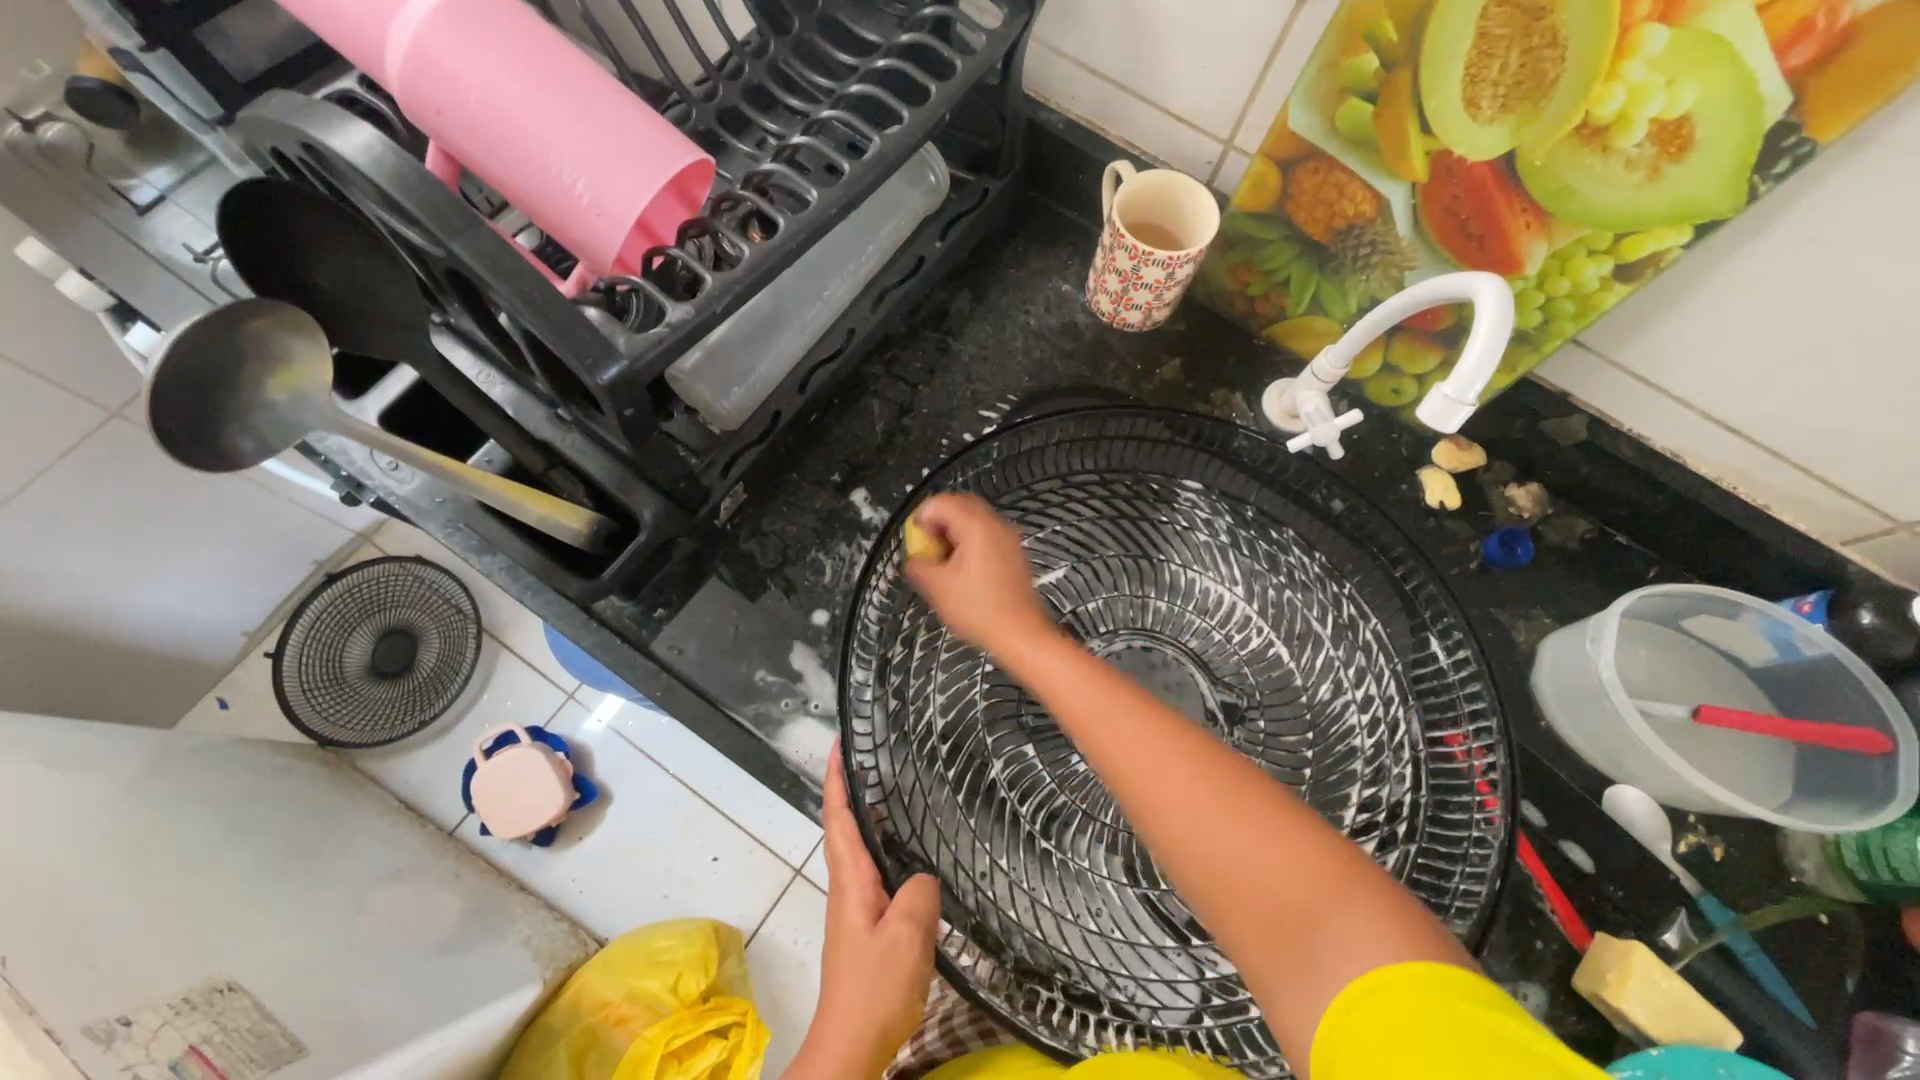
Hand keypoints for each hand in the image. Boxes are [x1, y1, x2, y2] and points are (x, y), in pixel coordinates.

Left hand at [788, 748, 941, 1079]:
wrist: (852, 1042)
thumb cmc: (876, 986)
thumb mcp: (908, 933)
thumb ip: (919, 891)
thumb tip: (922, 877)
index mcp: (851, 881)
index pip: (839, 817)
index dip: (838, 780)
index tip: (838, 744)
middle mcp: (848, 888)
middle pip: (844, 829)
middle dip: (851, 791)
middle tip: (872, 758)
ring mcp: (855, 910)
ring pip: (860, 852)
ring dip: (869, 819)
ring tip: (894, 794)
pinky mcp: (867, 929)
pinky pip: (876, 876)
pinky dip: (886, 852)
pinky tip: (910, 857)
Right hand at [903, 493, 1057, 656]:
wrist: (1020, 634)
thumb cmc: (978, 610)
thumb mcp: (936, 588)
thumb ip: (917, 565)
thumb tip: (914, 557)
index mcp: (976, 526)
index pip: (941, 503)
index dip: (921, 518)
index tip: (916, 543)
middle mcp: (995, 524)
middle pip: (960, 504)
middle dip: (938, 521)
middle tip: (927, 547)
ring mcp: (1008, 537)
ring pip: (974, 519)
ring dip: (953, 531)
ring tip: (943, 560)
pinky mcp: (1014, 552)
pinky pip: (987, 534)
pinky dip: (970, 541)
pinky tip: (962, 568)